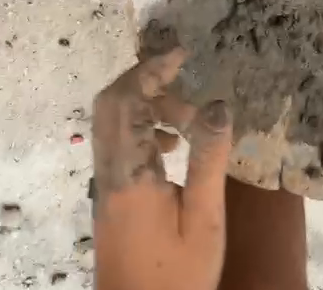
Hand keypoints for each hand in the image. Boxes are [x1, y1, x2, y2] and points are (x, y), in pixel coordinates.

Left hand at [92, 49, 233, 289]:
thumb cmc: (177, 277)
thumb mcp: (204, 220)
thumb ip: (208, 160)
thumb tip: (217, 103)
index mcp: (129, 173)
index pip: (127, 100)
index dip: (152, 69)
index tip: (183, 54)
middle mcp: (108, 173)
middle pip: (109, 103)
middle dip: (144, 79)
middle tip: (183, 75)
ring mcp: (104, 187)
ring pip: (111, 123)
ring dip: (146, 105)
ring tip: (189, 120)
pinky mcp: (109, 199)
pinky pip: (116, 143)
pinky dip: (141, 127)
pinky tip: (173, 147)